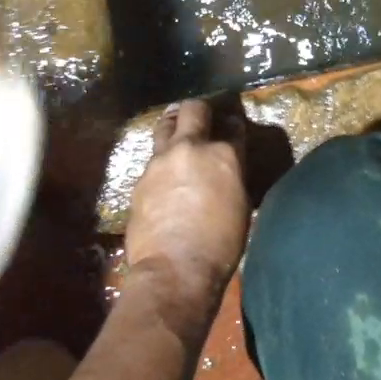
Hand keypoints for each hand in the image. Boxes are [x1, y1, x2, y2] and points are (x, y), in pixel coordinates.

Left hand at [124, 100, 249, 296]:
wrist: (175, 270)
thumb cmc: (221, 245)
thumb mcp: (240, 205)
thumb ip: (232, 175)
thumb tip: (226, 167)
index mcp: (224, 155)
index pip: (233, 126)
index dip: (233, 126)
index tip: (232, 128)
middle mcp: (191, 148)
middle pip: (193, 109)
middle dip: (199, 109)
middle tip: (202, 117)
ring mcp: (161, 161)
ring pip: (165, 128)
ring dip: (173, 129)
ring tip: (177, 138)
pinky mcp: (140, 179)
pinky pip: (152, 161)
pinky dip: (161, 164)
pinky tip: (164, 179)